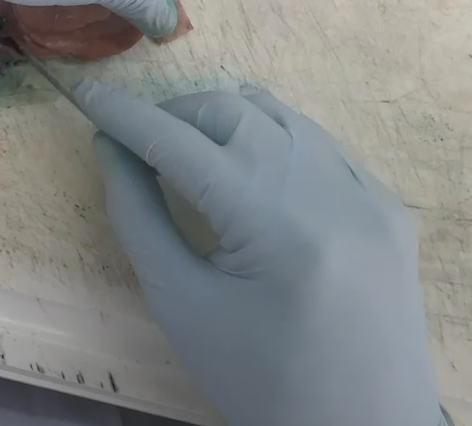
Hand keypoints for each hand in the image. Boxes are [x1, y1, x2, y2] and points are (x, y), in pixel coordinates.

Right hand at [78, 84, 444, 425]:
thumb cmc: (256, 379)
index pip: (177, 141)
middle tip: (138, 144)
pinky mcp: (386, 206)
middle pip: (227, 112)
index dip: (124, 113)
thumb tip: (109, 144)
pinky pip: (315, 140)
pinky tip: (247, 160)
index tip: (85, 93)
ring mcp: (366, 194)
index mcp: (274, 223)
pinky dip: (268, 133)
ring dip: (218, 117)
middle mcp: (328, 192)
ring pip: (273, 113)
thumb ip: (136, 212)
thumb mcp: (177, 300)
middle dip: (171, 115)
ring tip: (187, 147)